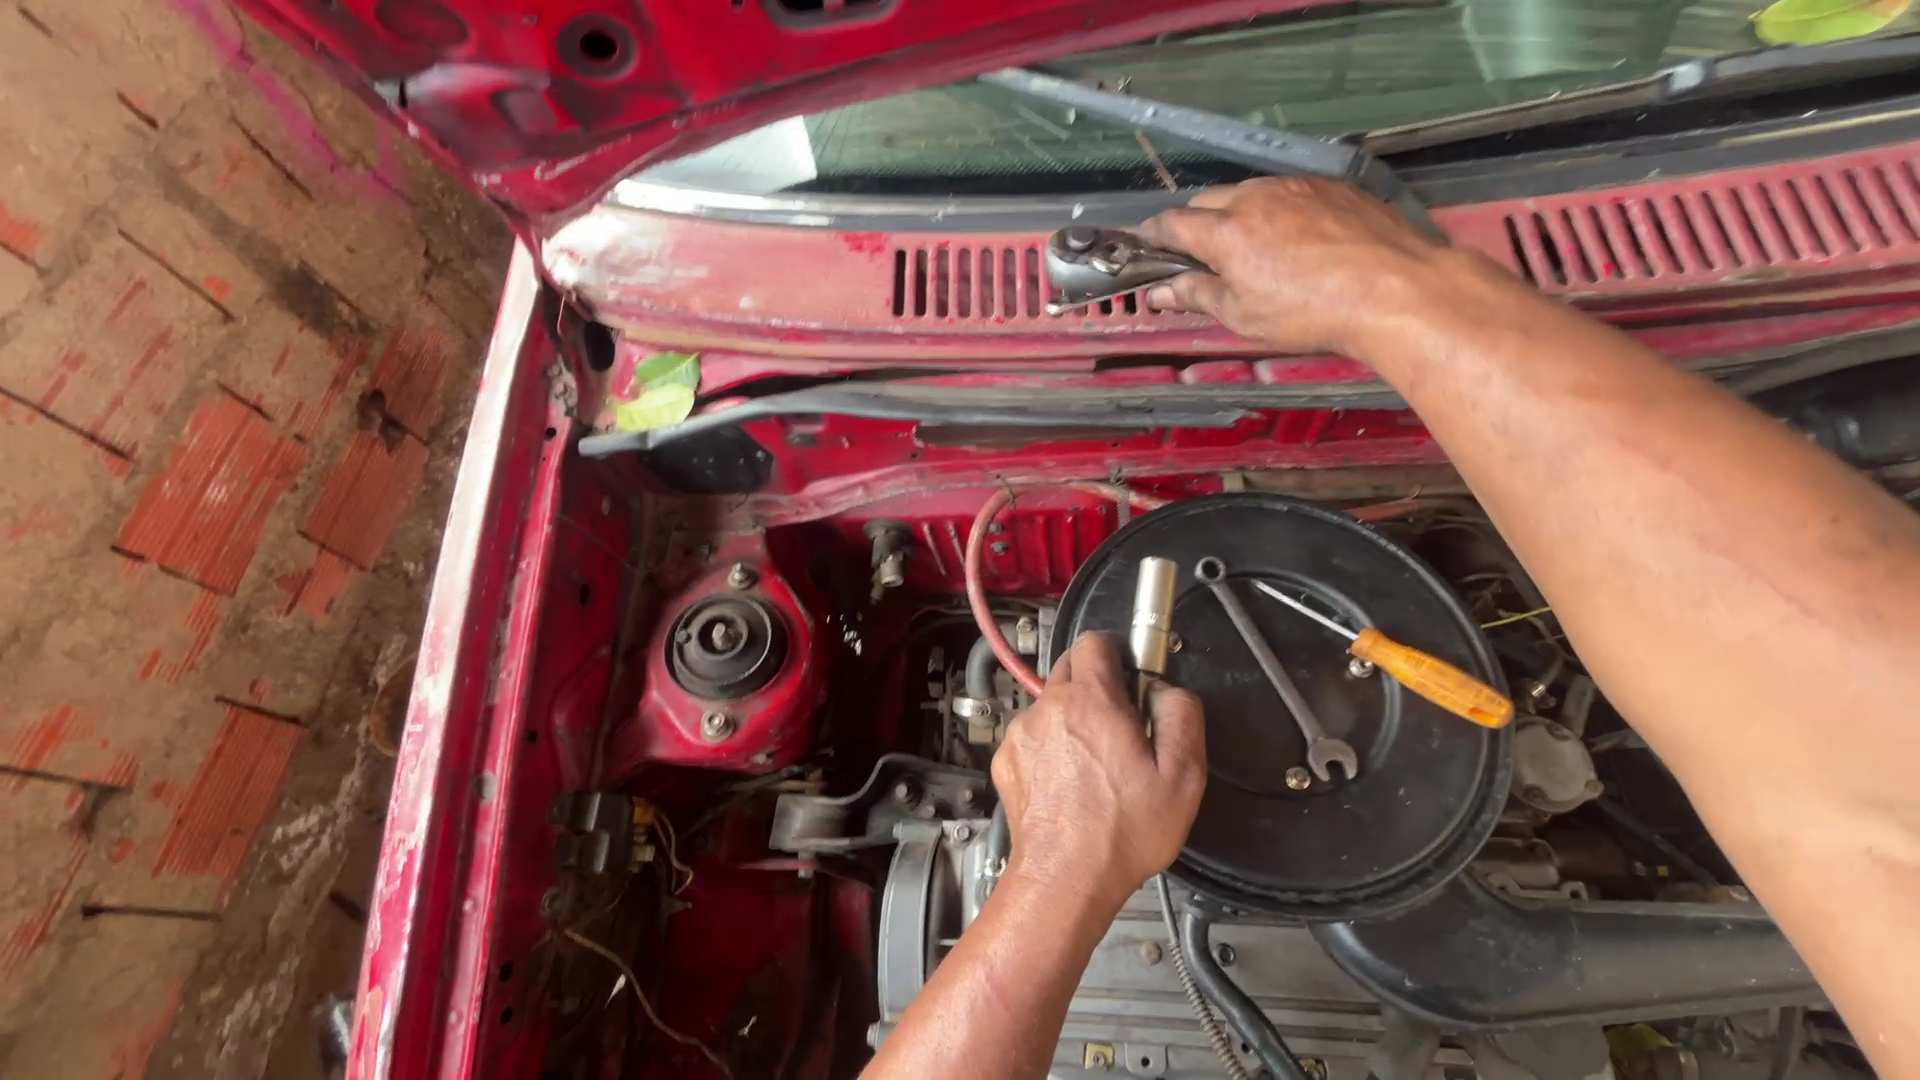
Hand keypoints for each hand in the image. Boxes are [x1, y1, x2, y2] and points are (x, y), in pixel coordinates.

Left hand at [991, 633, 1206, 913]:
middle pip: (1071, 668)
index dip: (1117, 651)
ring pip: (1051, 704)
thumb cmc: (1122, 833)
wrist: (1065, 879)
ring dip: (1073, 719)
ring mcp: (1022, 733)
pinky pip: (1033, 735)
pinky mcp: (1007, 759)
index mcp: (1092, 702)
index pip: (1096, 640)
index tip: (1131, 675)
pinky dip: (1050, 747)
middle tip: (1121, 724)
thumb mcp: (1183, 776)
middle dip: (1097, 686)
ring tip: (1096, 764)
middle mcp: (1049, 708)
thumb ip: (1181, 715)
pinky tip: (1070, 782)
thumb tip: (1167, 690)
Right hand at [1140, 176, 1476, 356]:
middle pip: (1208, 200)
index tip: (1144, 243)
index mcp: (1225, 232)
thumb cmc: (1307, 312)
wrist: (1393, 288)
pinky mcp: (1332, 185)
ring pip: (1248, 190)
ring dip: (1234, 211)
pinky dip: (1274, 208)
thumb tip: (1158, 292)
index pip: (1173, 223)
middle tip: (1196, 251)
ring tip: (1244, 242)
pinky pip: (1287, 191)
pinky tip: (1289, 235)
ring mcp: (1296, 186)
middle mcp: (1256, 197)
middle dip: (1193, 221)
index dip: (1153, 233)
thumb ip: (1196, 295)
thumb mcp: (1242, 314)